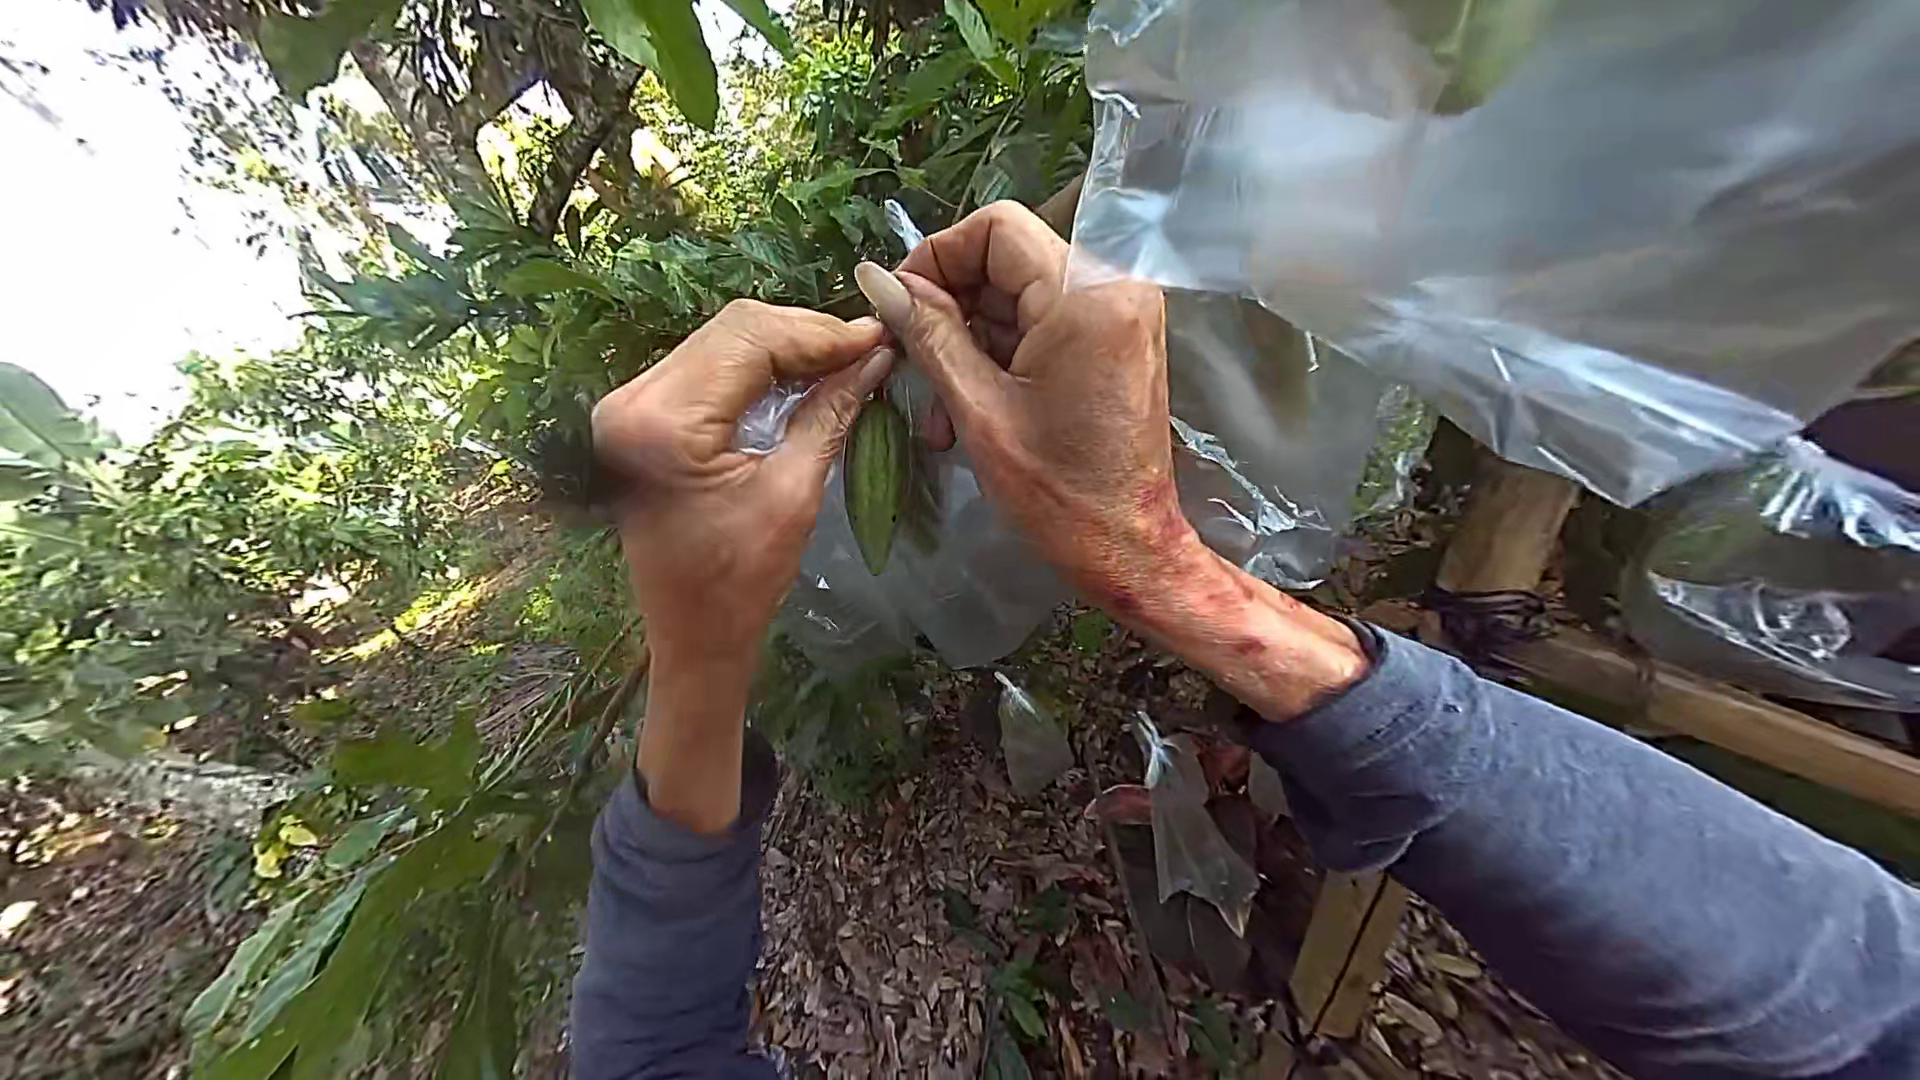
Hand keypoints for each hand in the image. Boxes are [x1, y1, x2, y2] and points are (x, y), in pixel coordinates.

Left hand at [593, 300, 888, 831]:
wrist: (693, 633)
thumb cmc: (743, 581)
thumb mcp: (794, 494)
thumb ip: (829, 414)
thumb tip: (874, 359)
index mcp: (663, 422)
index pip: (750, 340)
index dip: (821, 333)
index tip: (877, 337)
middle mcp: (632, 399)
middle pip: (733, 330)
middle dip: (807, 334)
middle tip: (867, 347)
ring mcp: (631, 404)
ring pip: (722, 341)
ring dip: (788, 346)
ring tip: (846, 358)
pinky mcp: (643, 416)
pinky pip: (712, 368)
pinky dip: (763, 366)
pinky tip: (805, 373)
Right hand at [859, 202, 1365, 718]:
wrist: (1126, 547)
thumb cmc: (1056, 492)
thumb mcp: (979, 409)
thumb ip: (928, 333)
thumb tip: (876, 279)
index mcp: (1086, 292)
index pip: (996, 228)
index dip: (935, 259)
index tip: (899, 307)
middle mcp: (1113, 286)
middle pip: (1006, 262)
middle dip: (950, 311)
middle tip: (912, 366)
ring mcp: (1117, 316)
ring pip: (1018, 300)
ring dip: (968, 346)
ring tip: (940, 411)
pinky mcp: (1111, 344)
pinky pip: (1041, 329)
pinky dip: (1000, 360)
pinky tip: (969, 409)